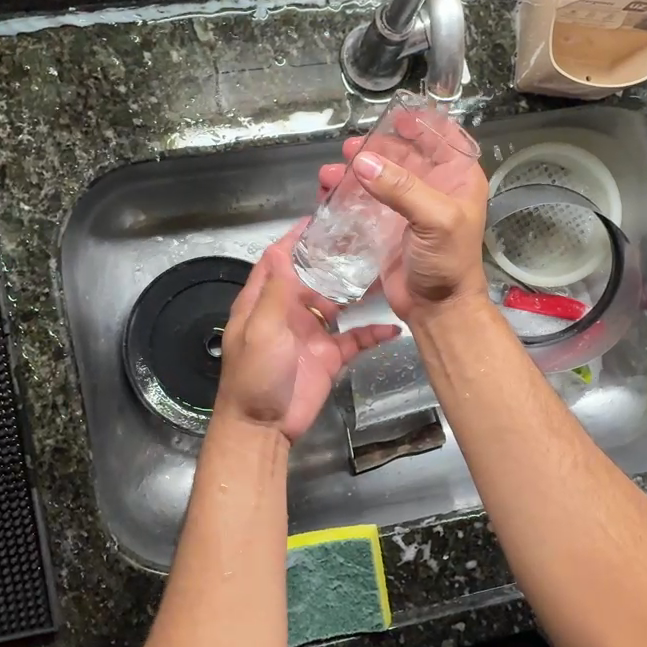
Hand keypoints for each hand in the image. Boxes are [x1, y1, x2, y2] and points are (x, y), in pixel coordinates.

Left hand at [213, 226, 399, 442]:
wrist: (262, 427)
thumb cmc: (254, 376)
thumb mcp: (261, 328)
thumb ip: (276, 292)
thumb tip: (282, 250)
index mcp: (263, 301)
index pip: (277, 260)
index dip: (295, 239)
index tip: (320, 218)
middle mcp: (287, 312)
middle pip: (312, 277)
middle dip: (333, 259)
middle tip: (363, 238)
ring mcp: (310, 334)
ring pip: (337, 304)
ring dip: (355, 291)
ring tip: (384, 270)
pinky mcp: (329, 357)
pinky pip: (355, 339)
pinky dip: (373, 333)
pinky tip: (393, 327)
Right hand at [316, 112, 490, 323]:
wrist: (437, 309)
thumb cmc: (448, 263)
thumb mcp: (434, 220)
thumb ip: (400, 188)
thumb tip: (363, 163)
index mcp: (459, 178)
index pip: (443, 137)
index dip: (420, 123)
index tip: (393, 117)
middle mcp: (436, 188)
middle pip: (404, 154)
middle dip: (376, 149)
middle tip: (351, 148)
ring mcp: (410, 207)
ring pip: (381, 177)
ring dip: (357, 171)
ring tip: (331, 172)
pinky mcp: (389, 226)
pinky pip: (367, 202)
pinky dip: (348, 194)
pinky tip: (329, 192)